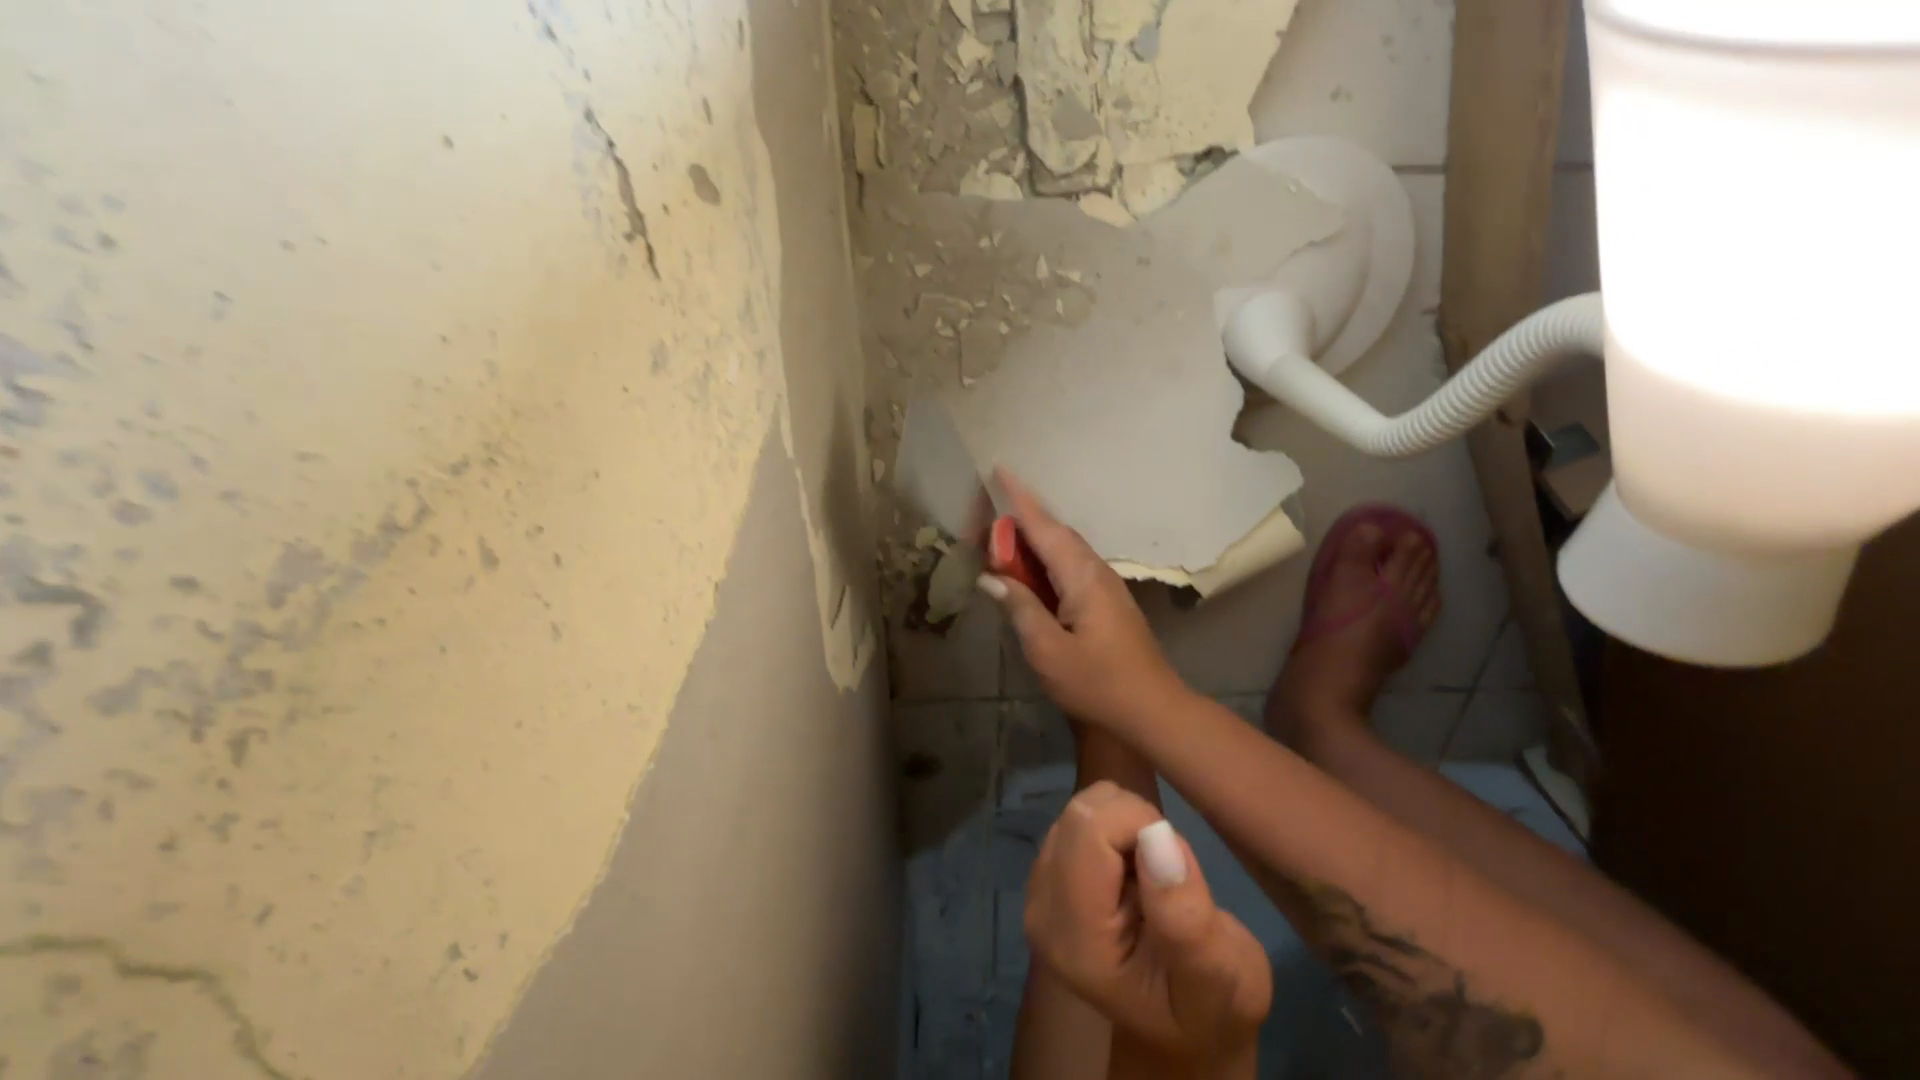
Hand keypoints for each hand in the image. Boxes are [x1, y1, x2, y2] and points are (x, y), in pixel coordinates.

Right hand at [976, 468, 1187, 729]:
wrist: (1152, 711)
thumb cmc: (1097, 683)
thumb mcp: (1047, 650)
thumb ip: (1019, 608)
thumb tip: (992, 578)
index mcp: (1082, 577)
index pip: (1045, 528)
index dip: (1020, 500)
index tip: (1000, 470)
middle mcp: (1096, 573)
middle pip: (1056, 535)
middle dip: (1023, 519)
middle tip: (988, 513)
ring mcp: (1106, 588)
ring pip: (1065, 551)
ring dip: (1034, 541)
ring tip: (1002, 540)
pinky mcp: (1107, 604)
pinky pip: (1070, 568)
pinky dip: (1046, 562)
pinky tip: (1031, 573)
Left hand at [1026, 782, 1271, 1067]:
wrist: (1187, 1033)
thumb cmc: (1210, 1009)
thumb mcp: (1219, 980)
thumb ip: (1186, 921)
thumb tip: (1157, 840)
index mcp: (1073, 936)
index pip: (1087, 830)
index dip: (1140, 825)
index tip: (1174, 864)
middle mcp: (1043, 907)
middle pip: (1080, 813)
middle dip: (1134, 823)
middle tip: (1168, 872)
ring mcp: (1042, 889)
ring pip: (1083, 809)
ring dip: (1128, 827)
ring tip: (1154, 877)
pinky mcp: (1054, 875)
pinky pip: (1085, 819)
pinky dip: (1120, 830)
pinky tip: (1138, 873)